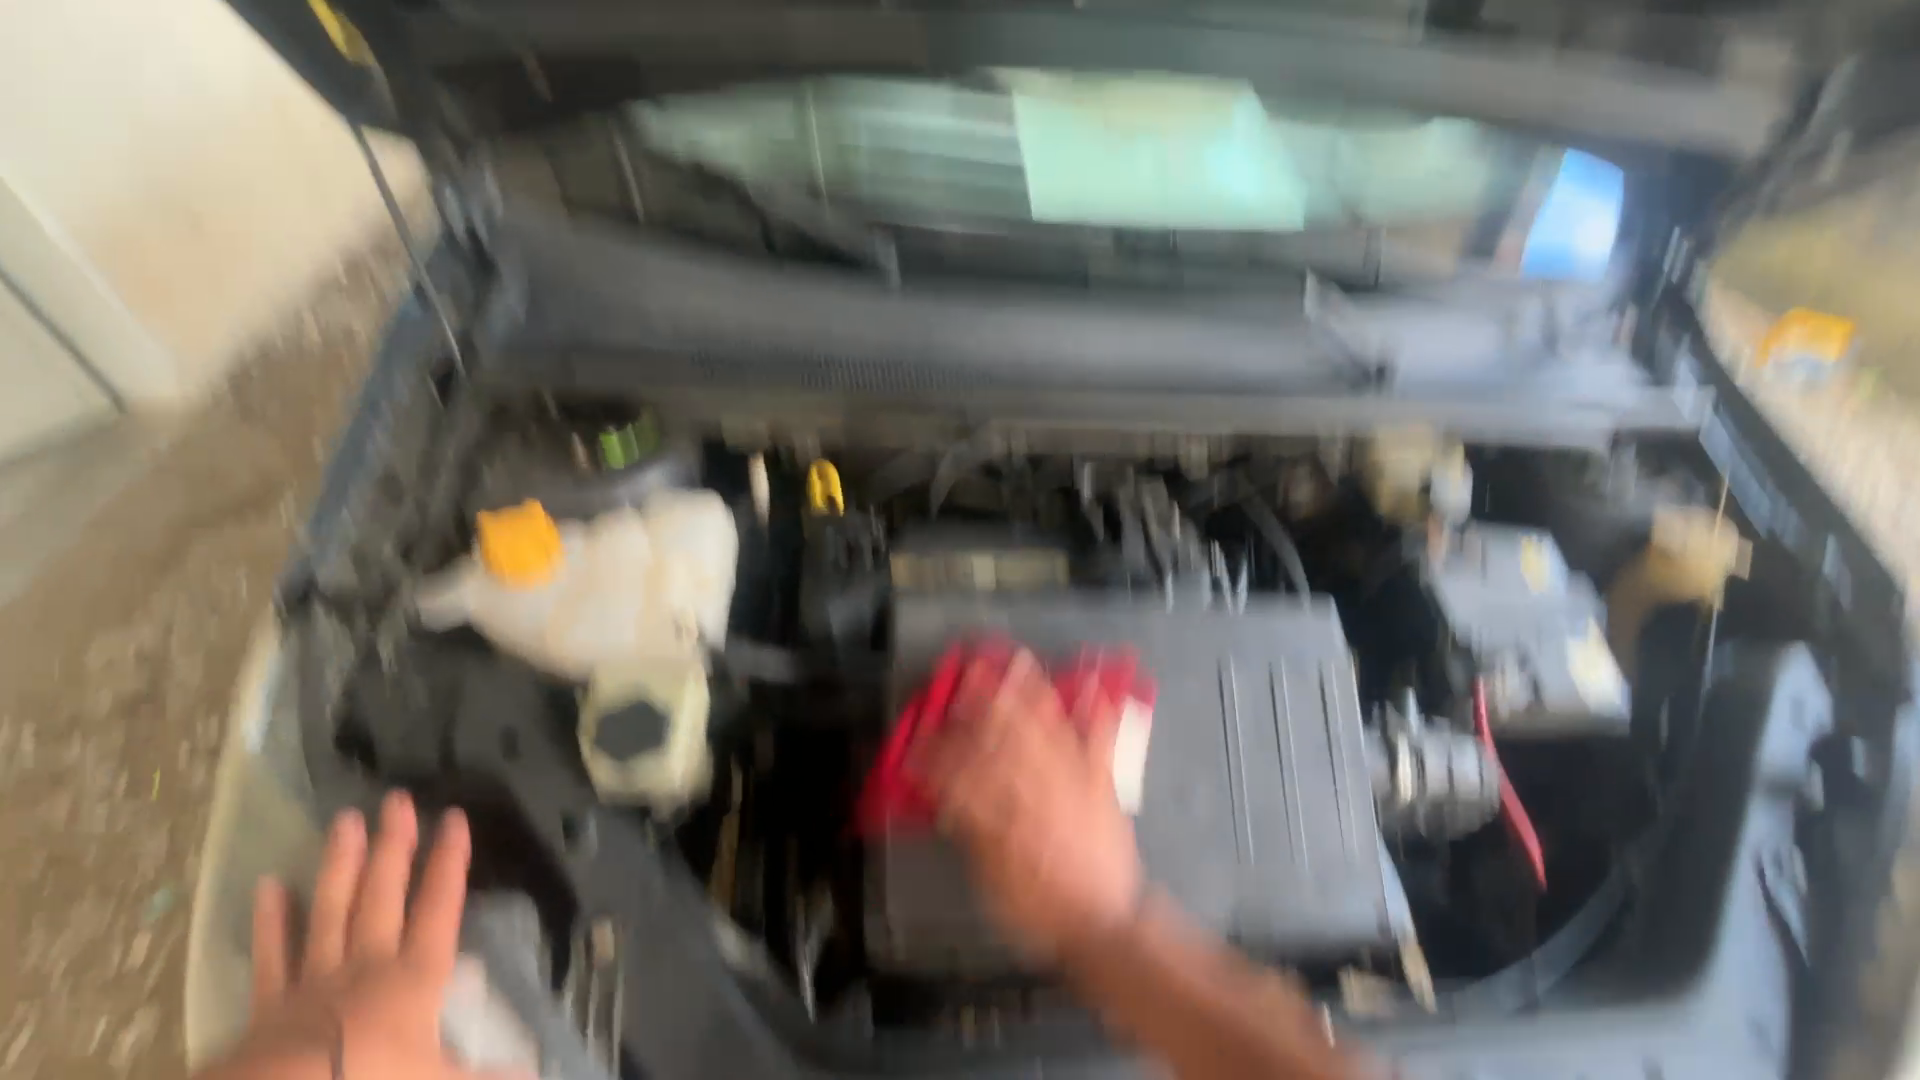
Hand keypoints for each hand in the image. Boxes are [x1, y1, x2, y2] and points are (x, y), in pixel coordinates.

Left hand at [201, 792, 520, 1079]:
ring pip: (333, 909)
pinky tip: (269, 886)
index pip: (440, 904)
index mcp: (417, 974)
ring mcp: (317, 978)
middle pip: (384, 893)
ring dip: (341, 864)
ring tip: (344, 820)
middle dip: (394, 845)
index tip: (454, 818)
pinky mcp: (272, 1003)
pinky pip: (273, 954)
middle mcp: (370, 962)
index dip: (449, 861)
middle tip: (397, 800)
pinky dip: (271, 920)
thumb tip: (539, 1070)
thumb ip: (490, 1075)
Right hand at [913, 648, 1143, 962]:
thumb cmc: (1042, 911)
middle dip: (987, 705)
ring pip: (1048, 733)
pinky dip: (1098, 716)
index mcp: (1006, 819)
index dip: (941, 754)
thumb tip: (952, 802)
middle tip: (972, 675)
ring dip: (1031, 696)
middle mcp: (1039, 794)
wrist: (1102, 926)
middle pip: (1008, 741)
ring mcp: (1075, 785)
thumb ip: (975, 835)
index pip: (965, 776)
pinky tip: (1092, 688)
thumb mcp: (993, 880)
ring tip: (1018, 664)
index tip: (924, 738)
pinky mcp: (1103, 788)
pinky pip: (1102, 747)